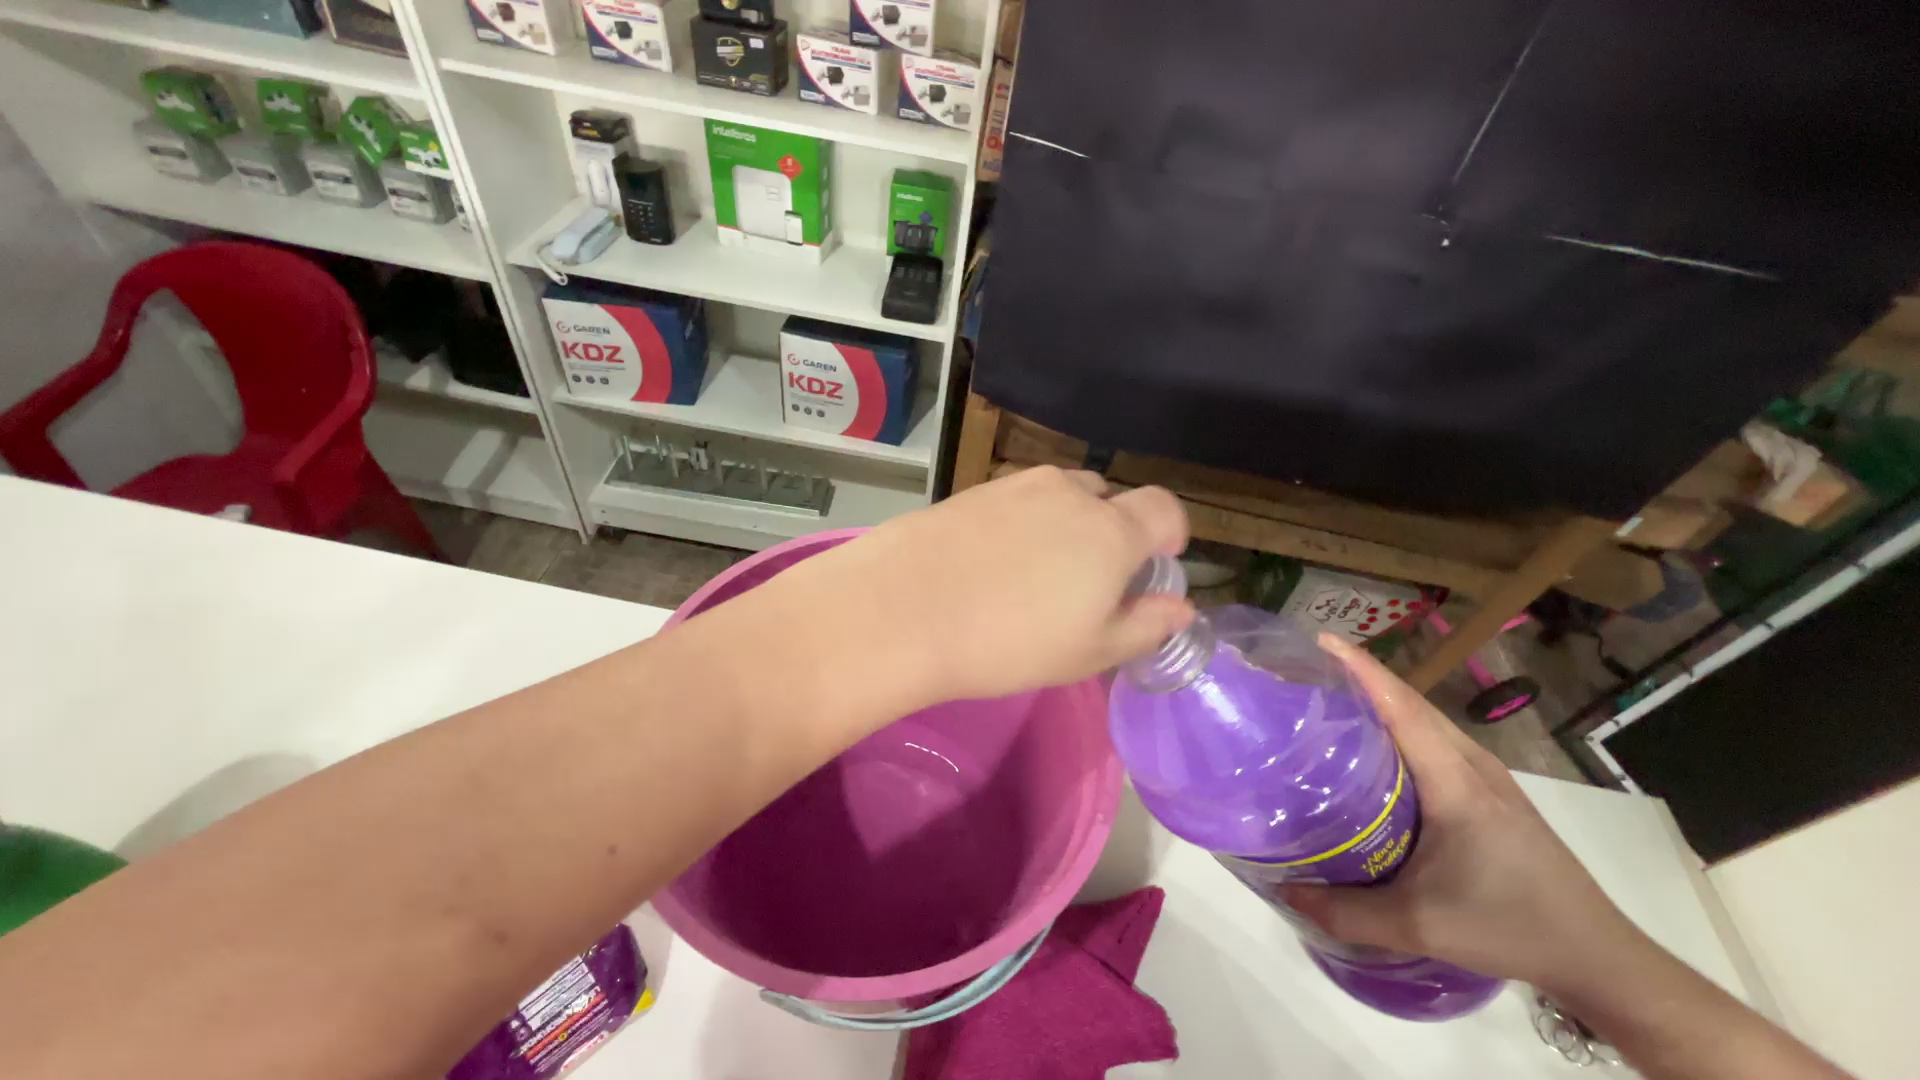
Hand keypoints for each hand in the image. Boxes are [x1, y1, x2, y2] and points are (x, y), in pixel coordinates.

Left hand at [785, 467, 1193, 707]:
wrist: (902, 609)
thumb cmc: (1010, 642)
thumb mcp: (1090, 651)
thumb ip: (1145, 626)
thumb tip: (1181, 607)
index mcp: (1112, 531)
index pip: (1165, 508)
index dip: (1170, 534)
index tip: (1155, 564)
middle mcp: (1070, 495)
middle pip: (1110, 499)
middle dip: (1113, 531)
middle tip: (1087, 582)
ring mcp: (1017, 487)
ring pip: (1061, 496)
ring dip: (1065, 524)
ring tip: (1035, 573)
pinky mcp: (973, 491)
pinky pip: (1017, 501)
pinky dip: (1022, 523)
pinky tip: (992, 563)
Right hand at [1281, 635, 1644, 992]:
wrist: (1596, 955)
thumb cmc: (1509, 927)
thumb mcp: (1418, 925)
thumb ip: (1345, 912)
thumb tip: (1284, 890)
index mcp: (1455, 781)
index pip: (1402, 707)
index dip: (1360, 668)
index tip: (1319, 639)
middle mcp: (1473, 766)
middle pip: (1412, 704)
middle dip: (1361, 679)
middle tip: (1307, 676)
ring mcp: (1489, 779)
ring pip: (1428, 723)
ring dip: (1383, 703)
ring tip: (1332, 708)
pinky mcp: (1494, 795)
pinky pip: (1438, 744)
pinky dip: (1402, 730)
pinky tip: (1377, 755)